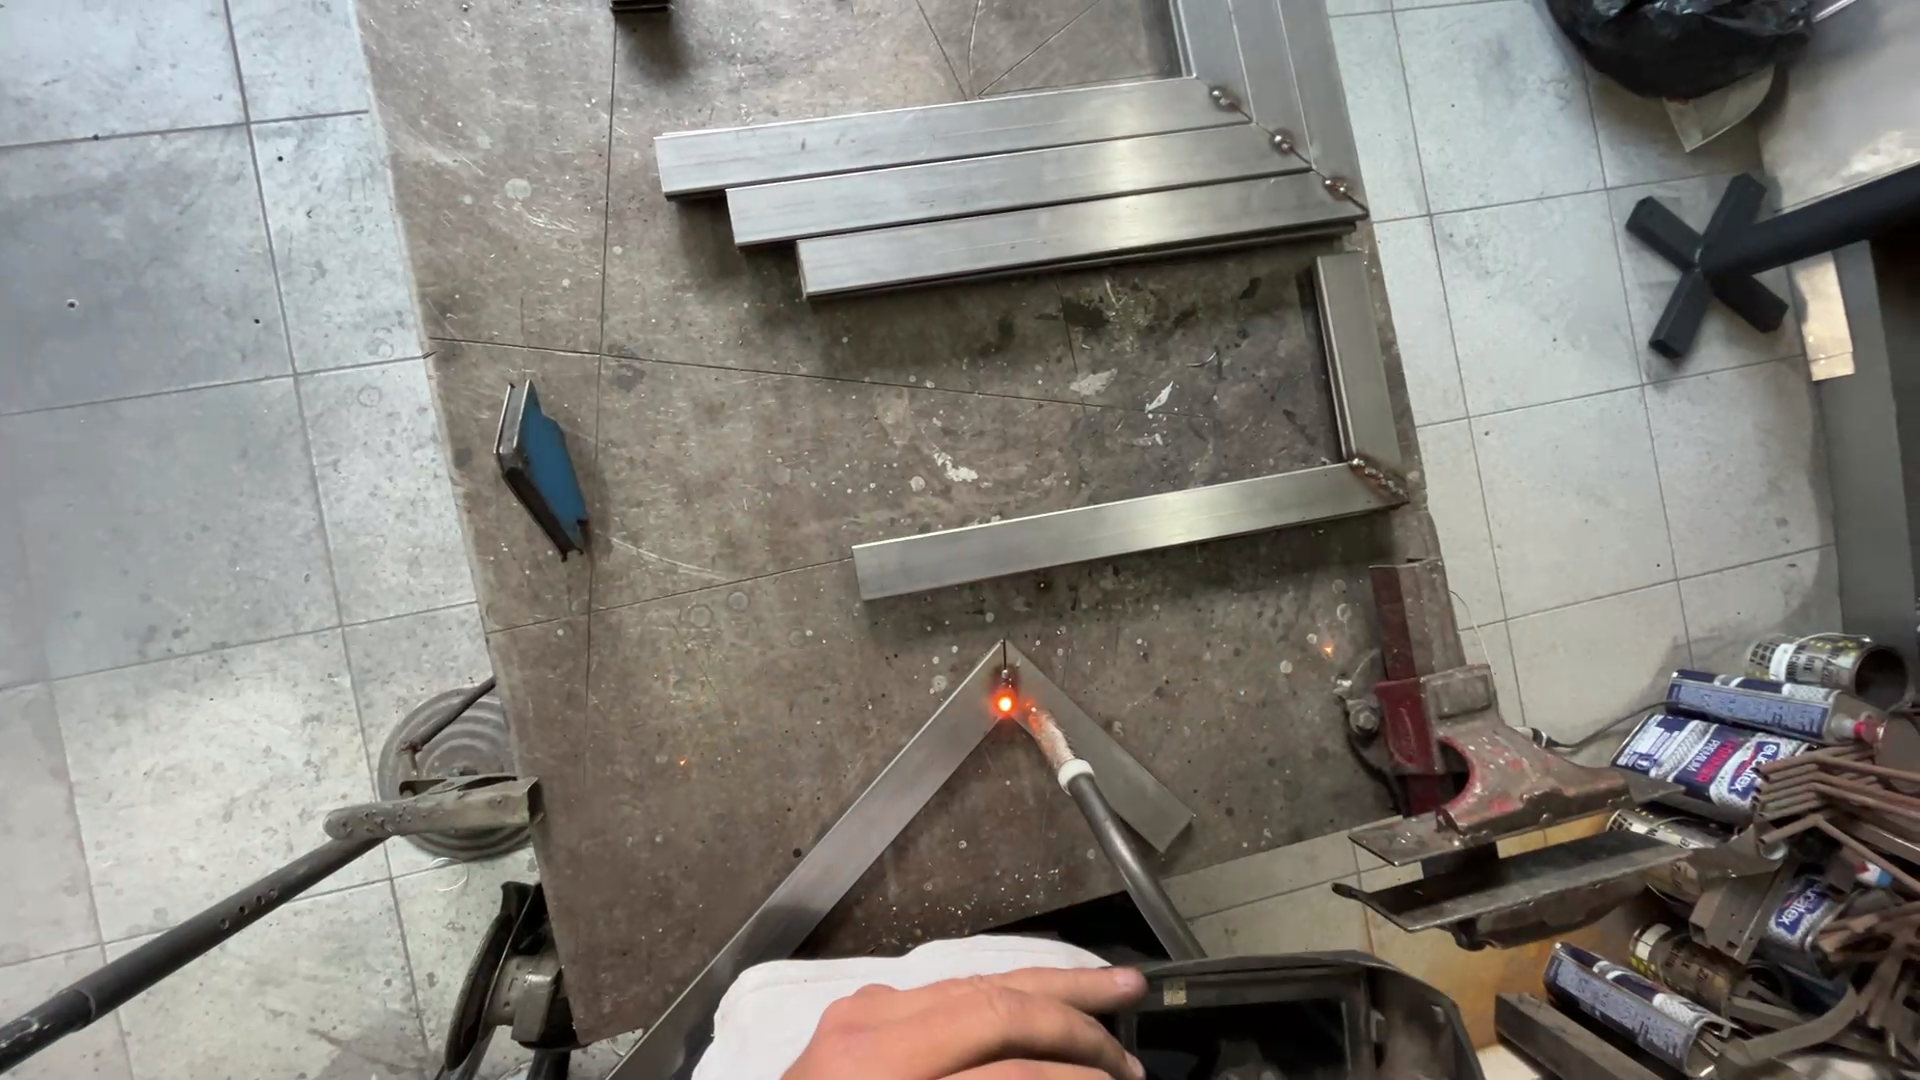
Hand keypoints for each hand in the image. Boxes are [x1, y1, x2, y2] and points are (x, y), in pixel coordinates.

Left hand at [781, 966, 1147, 1079]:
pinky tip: (1037, 993)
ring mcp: (862, 1011)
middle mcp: (870, 1033)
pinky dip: (1000, 991)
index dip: (1071, 1069)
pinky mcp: (861, 1006)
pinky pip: (946, 989)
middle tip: (1134, 1008)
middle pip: (994, 1001)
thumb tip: (1062, 1078)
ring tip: (1108, 984)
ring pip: (975, 979)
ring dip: (1046, 984)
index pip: (1004, 1065)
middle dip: (1074, 1009)